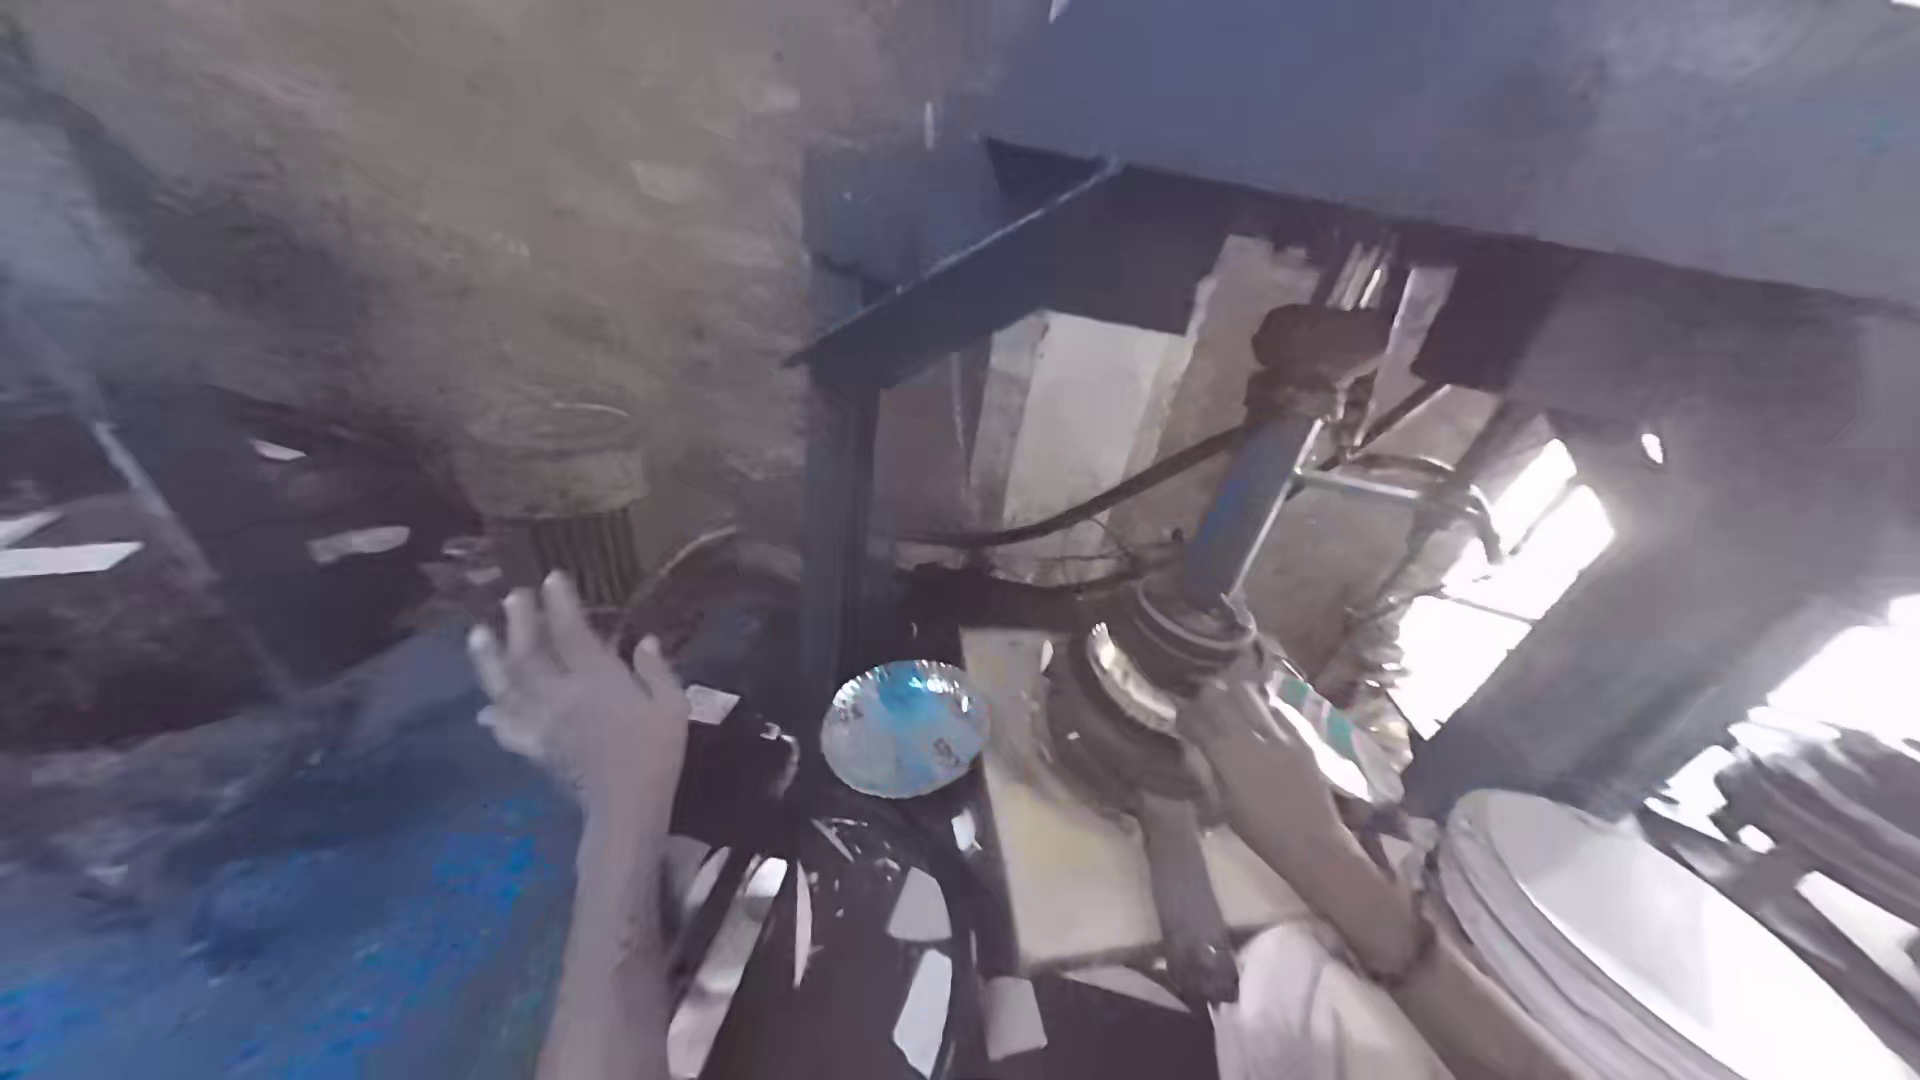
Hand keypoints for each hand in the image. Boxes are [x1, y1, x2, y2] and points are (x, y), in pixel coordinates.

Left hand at [468, 571, 689, 826]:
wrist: (627, 804)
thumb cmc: (657, 750)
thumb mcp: (672, 704)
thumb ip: (655, 670)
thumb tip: (643, 641)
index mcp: (598, 681)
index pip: (571, 633)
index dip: (560, 604)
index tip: (552, 578)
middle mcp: (561, 696)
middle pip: (530, 652)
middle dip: (520, 620)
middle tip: (514, 596)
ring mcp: (541, 722)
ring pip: (505, 684)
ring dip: (489, 657)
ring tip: (478, 633)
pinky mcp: (533, 747)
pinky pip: (505, 725)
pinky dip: (494, 711)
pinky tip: (486, 705)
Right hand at [1177, 661, 1346, 862]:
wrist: (1314, 844)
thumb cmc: (1260, 831)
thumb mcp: (1222, 803)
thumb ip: (1209, 768)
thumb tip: (1197, 747)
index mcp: (1224, 755)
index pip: (1195, 719)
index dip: (1183, 715)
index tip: (1182, 719)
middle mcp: (1248, 736)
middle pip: (1218, 696)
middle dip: (1204, 696)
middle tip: (1202, 704)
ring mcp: (1277, 734)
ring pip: (1248, 693)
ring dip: (1232, 693)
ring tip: (1229, 700)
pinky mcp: (1300, 737)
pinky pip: (1275, 710)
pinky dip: (1261, 708)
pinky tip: (1259, 717)